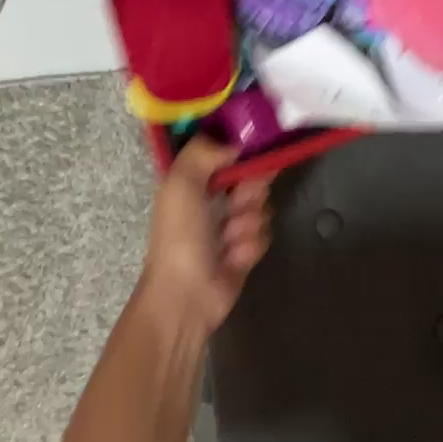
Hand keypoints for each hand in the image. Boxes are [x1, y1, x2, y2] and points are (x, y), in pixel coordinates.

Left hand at [140, 138, 273, 335]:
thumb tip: (234, 145)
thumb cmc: (179, 236)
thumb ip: (203, 153)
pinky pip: (263, 235)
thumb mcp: (181, 184)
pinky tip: (233, 258)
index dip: (242, 153)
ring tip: (230, 239)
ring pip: (260, 207)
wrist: (185, 296)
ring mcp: (230, 226)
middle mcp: (211, 199)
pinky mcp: (245, 250)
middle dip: (250, 191)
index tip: (256, 153)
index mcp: (191, 181)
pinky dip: (249, 246)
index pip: (224, 154)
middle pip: (250, 179)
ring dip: (248, 222)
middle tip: (239, 202)